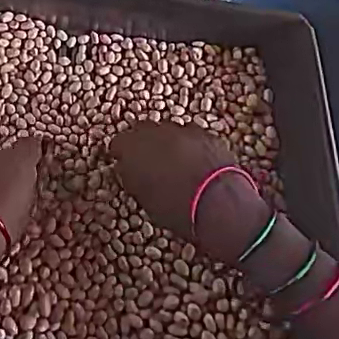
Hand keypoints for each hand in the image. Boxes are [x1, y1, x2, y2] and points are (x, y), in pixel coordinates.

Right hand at [109, 121, 266, 258]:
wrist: (220, 205)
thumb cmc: (177, 208)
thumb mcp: (145, 200)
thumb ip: (132, 178)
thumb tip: (128, 170)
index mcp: (132, 148)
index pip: (118, 143)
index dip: (121, 154)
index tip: (123, 163)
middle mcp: (154, 132)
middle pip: (142, 130)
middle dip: (143, 143)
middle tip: (148, 162)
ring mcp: (182, 130)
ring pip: (168, 131)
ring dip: (167, 142)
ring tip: (174, 164)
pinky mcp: (206, 134)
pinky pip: (192, 136)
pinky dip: (190, 146)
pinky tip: (196, 163)